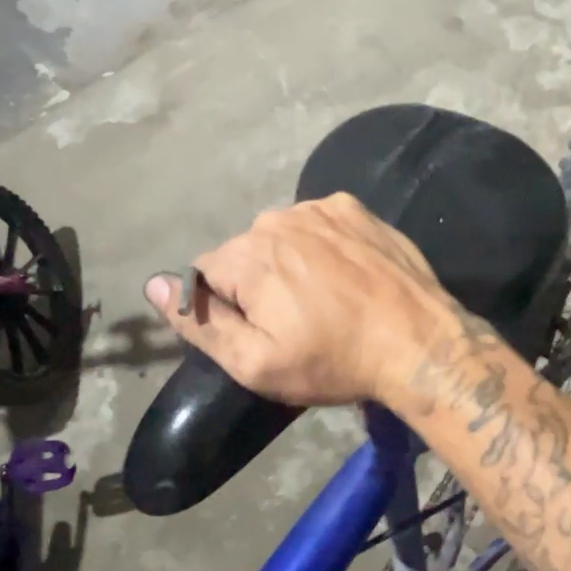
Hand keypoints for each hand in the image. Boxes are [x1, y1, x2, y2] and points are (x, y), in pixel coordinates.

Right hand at [143, 193, 455, 405]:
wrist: (419, 342)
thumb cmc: (334, 360)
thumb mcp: (256, 363)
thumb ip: (200, 322)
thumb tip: (151, 284)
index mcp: (247, 254)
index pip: (205, 274)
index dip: (227, 308)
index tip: (263, 333)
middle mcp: (278, 218)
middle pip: (245, 252)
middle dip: (258, 283)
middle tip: (298, 321)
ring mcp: (322, 207)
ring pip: (283, 236)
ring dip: (292, 261)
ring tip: (326, 299)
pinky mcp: (357, 209)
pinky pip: (320, 224)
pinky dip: (323, 245)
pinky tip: (347, 274)